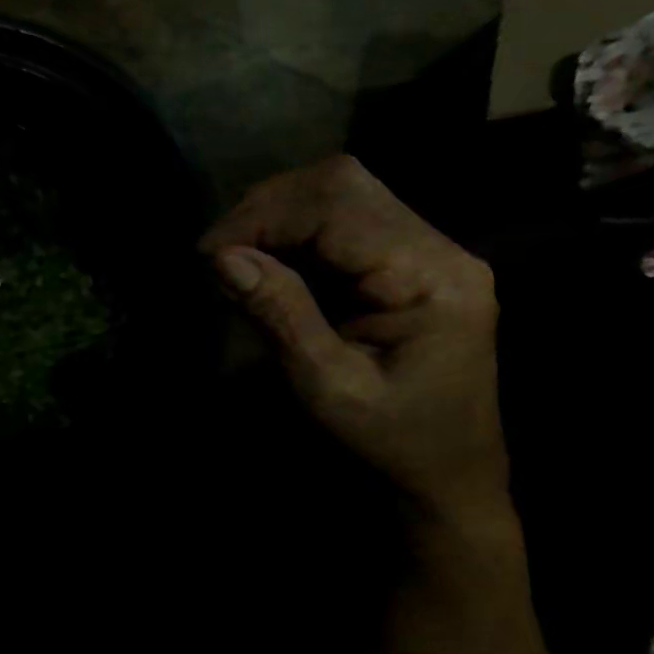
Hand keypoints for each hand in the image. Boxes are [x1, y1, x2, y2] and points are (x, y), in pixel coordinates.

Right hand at [200, 157, 507, 512]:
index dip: (262, 219)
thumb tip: (222, 257)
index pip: (336, 209)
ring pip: (344, 192)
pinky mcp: (409, 260)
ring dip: (278, 213)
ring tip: (234, 252)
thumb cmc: (390, 438)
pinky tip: (266, 260)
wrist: (447, 469)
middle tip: (217, 250)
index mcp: (430, 276)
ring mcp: (428, 249)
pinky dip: (294, 231)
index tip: (206, 254)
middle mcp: (439, 247)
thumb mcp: (326, 385)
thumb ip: (280, 313)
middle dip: (267, 207)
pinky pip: (346, 221)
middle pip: (344, 183)